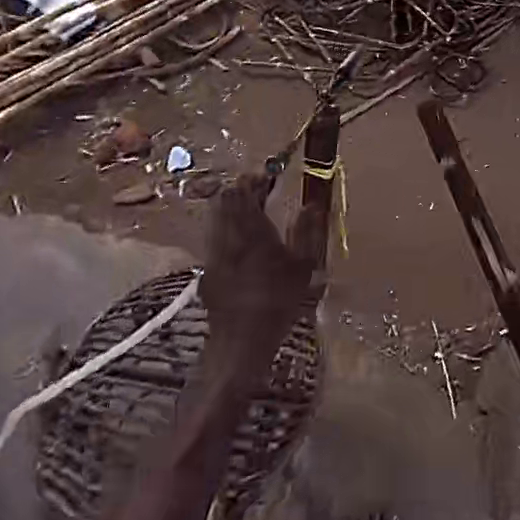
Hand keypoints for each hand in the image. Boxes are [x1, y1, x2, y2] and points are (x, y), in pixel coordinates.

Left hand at [201, 173, 324, 362]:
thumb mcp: (303, 266)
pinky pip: (215, 237)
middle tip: (260, 194)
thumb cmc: (278, 300)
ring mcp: (213, 252)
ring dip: (232, 210)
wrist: (241, 341)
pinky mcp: (207, 269)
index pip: (242, 190)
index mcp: (250, 228)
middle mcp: (226, 234)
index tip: (268, 179)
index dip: (253, 180)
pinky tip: (242, 245)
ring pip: (217, 217)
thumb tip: (312, 204)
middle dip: (241, 192)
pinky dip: (227, 230)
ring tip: (252, 216)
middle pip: (225, 200)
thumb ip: (307, 231)